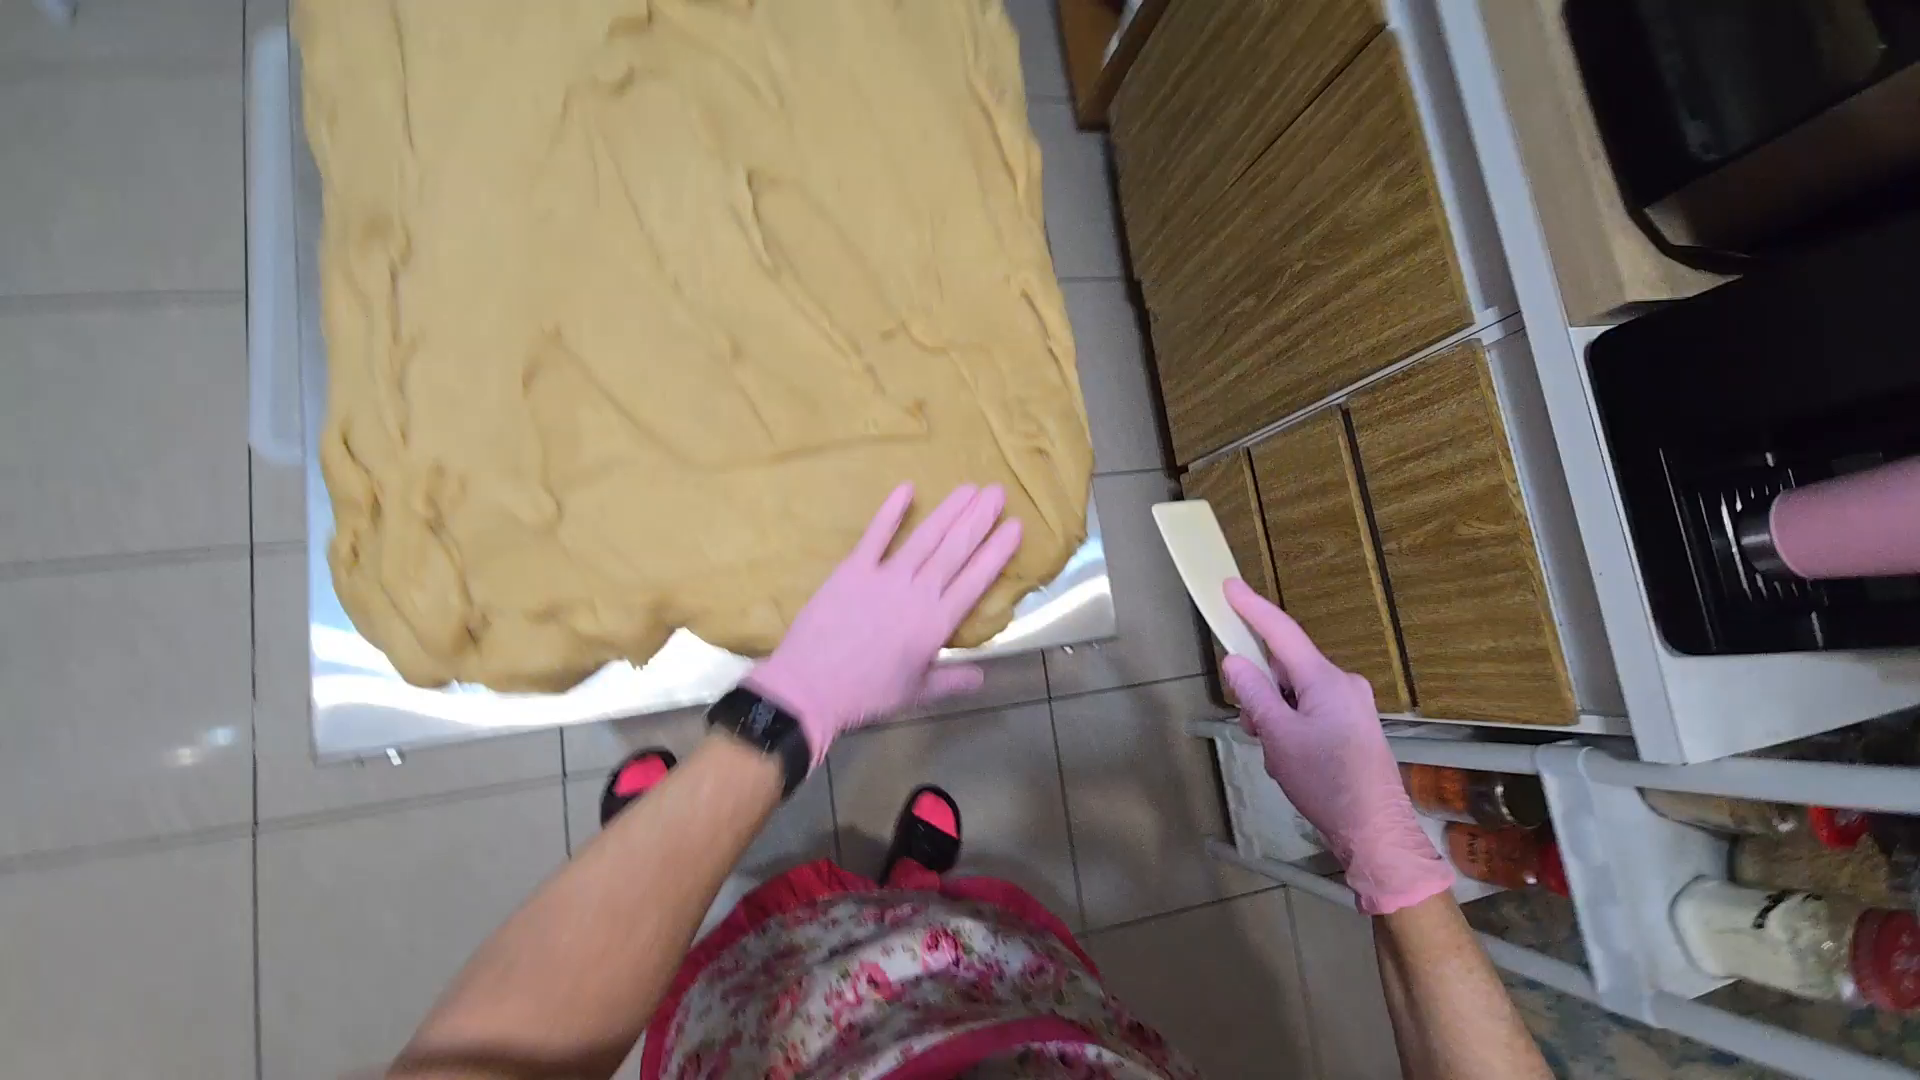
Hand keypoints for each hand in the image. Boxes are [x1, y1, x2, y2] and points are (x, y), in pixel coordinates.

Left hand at [746, 483, 1022, 767]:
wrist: (811, 687)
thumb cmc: (866, 694)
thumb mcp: (915, 693)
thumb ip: (951, 681)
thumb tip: (983, 676)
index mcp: (936, 623)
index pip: (976, 580)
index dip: (997, 551)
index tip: (1015, 526)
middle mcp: (917, 593)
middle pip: (955, 550)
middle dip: (979, 519)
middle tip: (997, 491)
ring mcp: (885, 577)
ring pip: (925, 538)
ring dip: (948, 511)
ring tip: (969, 487)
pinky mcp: (853, 570)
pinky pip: (875, 535)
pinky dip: (891, 511)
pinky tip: (907, 487)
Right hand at [1221, 579, 1452, 915]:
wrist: (1377, 833)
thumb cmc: (1326, 782)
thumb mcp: (1279, 737)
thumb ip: (1254, 694)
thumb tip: (1235, 661)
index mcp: (1326, 680)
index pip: (1282, 632)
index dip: (1252, 608)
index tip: (1228, 585)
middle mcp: (1343, 684)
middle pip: (1285, 668)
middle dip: (1260, 690)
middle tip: (1250, 726)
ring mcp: (1351, 706)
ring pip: (1294, 694)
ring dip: (1274, 715)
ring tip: (1276, 754)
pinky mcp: (1353, 727)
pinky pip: (1309, 711)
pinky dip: (1290, 727)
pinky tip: (1291, 761)